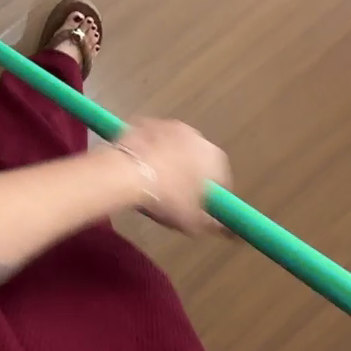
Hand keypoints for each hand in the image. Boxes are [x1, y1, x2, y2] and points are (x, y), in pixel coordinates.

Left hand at [112, 118, 232, 235]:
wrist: (125, 172)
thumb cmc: (166, 197)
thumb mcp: (193, 221)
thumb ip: (214, 224)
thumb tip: (225, 229)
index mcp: (214, 157)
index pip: (221, 178)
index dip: (211, 194)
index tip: (201, 207)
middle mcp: (195, 135)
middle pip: (197, 157)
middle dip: (190, 172)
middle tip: (176, 193)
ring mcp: (167, 124)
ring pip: (174, 145)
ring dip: (169, 158)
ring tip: (155, 179)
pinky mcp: (143, 121)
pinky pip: (152, 138)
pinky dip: (149, 148)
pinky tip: (140, 165)